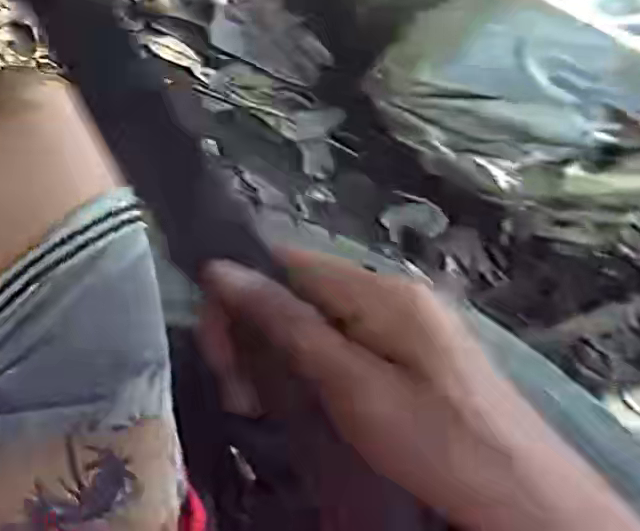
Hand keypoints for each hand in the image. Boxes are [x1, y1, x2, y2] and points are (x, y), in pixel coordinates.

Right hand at [199, 248, 639, 530]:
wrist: (548, 523)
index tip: (218, 347)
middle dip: (245, 334)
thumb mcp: (353, 386)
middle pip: (281, 291)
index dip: (232, 294)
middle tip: (235, 389)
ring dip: (265, 357)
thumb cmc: (445, 448)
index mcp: (376, 290)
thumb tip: (215, 266)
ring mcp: (397, 325)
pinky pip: (325, 341)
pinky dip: (297, 367)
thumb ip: (284, 321)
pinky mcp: (402, 354)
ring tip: (254, 402)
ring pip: (297, 319)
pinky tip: (288, 400)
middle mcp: (384, 294)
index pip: (271, 260)